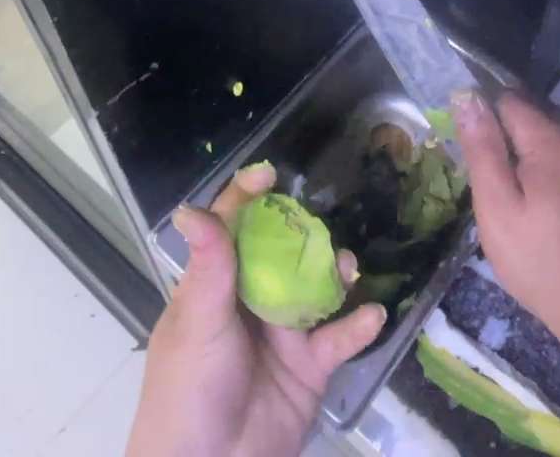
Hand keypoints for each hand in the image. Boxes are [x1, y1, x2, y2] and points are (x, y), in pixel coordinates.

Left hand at [127, 163, 387, 456]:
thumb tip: (189, 208)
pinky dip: (357, 325)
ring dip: (334, 274)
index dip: (247, 198)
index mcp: (216, 286)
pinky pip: (339, 339)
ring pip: (315, 289)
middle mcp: (251, 302)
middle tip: (321, 223)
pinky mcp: (310, 367)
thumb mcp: (197, 322)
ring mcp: (283, 334)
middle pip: (282, 253)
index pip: (231, 230)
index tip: (270, 173)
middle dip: (303, 234)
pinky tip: (371, 314)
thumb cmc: (189, 387)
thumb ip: (208, 266)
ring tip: (346, 266)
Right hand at [451, 89, 559, 344]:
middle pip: (532, 120)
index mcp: (552, 141)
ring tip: (514, 203)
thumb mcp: (497, 205)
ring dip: (529, 160)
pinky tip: (543, 213)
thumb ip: (482, 147)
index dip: (484, 115)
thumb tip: (467, 95)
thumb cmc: (539, 260)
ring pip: (551, 144)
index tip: (470, 148)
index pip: (509, 99)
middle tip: (489, 185)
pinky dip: (551, 177)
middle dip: (506, 141)